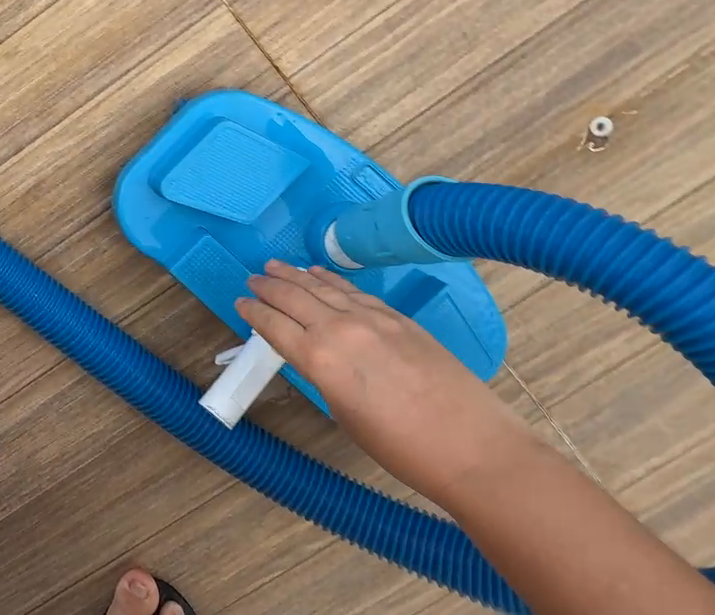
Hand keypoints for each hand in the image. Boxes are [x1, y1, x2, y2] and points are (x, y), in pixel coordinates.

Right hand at [236, 261, 541, 502]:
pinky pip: (353, 291)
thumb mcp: (343, 414)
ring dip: (294, 275)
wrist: (474, 449)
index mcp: (318, 360)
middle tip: (252, 278)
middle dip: (268, 286)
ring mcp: (371, 319)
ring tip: (275, 265)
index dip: (253, 312)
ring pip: (321, 287)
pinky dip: (330, 279)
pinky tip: (318, 273)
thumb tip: (313, 355)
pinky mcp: (398, 318)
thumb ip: (322, 375)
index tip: (240, 303)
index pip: (272, 325)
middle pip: (292, 297)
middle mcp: (339, 330)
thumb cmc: (402, 448)